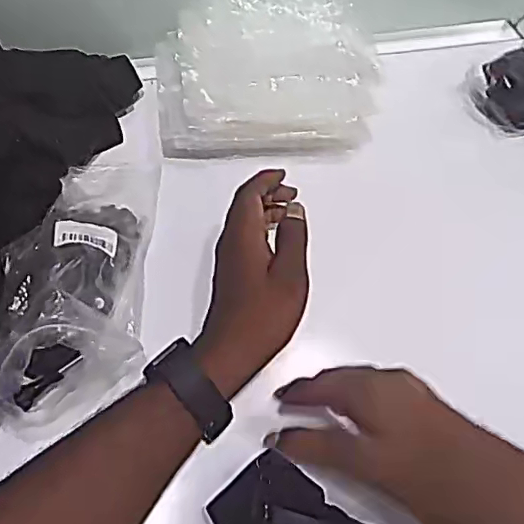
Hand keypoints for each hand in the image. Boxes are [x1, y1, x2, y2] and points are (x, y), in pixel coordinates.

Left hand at [193, 170, 307, 395]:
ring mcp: (228, 257)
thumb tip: (294, 213)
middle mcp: (230, 242)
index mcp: (242, 236)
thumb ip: (293, 238)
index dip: (266, 180)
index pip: (249, 195)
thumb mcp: (290, 274)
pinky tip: (276, 237)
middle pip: (244, 204)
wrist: (232, 348)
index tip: (281, 175)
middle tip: (288, 190)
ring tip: (288, 210)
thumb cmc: (259, 318)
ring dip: (264, 210)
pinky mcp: (231, 270)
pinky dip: (260, 226)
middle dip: (267, 192)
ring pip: (244, 220)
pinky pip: (244, 235)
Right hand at [272, 367, 523, 523]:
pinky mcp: (455, 417)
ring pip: (373, 379)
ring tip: (315, 385)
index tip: (279, 443)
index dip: (297, 443)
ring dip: (337, 377)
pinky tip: (368, 386)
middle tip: (285, 399)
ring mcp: (438, 420)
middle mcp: (419, 435)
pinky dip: (369, 377)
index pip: (334, 445)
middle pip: (348, 392)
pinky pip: (397, 381)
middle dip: (309, 390)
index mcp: (408, 471)